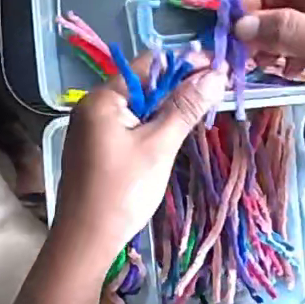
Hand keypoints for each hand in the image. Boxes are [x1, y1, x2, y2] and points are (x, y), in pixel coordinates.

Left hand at [53, 68, 225, 250]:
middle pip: (142, 83)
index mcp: (103, 98)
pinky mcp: (94, 147)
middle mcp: (92, 105)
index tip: (218, 67)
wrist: (85, 240)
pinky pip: (128, 124)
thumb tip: (216, 74)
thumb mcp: (159, 146)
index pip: (148, 64)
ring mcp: (91, 127)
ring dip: (167, 107)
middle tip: (216, 91)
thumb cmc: (122, 191)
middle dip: (179, 86)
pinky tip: (172, 134)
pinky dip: (151, 125)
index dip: (185, 63)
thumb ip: (185, 107)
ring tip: (202, 110)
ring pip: (137, 106)